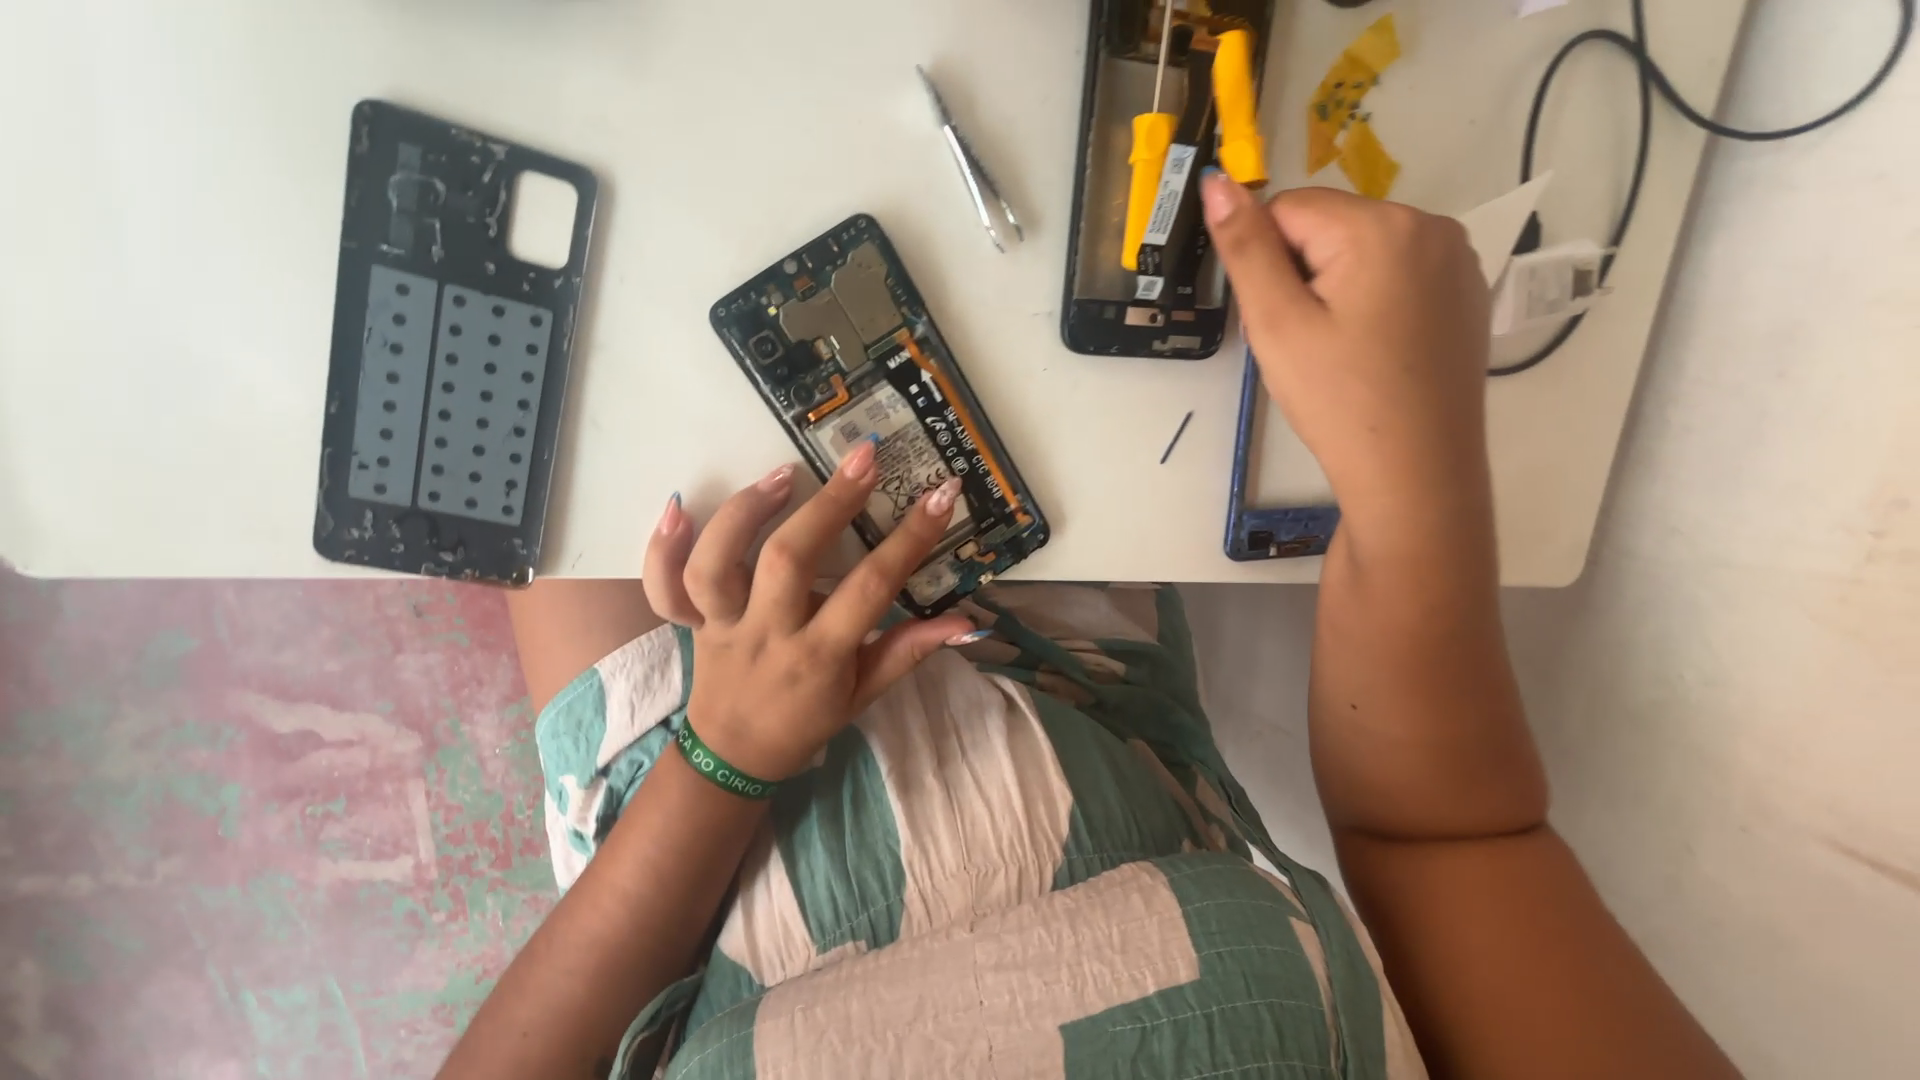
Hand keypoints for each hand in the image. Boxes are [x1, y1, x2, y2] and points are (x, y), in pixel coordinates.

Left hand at [642, 440, 974, 781]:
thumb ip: (908, 651)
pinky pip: (664, 588)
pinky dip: (662, 547)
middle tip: (864, 457)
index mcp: (819, 657)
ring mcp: (722, 626)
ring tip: (785, 474)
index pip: (870, 591)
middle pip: (789, 561)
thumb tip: (965, 621)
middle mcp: (767, 635)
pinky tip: (679, 504)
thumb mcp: (865, 694)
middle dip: (830, 504)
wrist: (734, 757)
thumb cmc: (808, 722)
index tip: (941, 495)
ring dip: (747, 512)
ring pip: (718, 565)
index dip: (910, 541)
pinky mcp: (690, 622)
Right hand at [1201, 174, 1493, 534]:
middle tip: (1304, 344)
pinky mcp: (1466, 294)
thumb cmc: (1338, 399)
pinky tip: (1372, 352)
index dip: (1265, 263)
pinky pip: (1397, 275)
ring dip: (1333, 288)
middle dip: (1301, 274)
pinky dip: (1371, 302)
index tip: (1276, 320)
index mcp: (1381, 225)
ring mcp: (1457, 260)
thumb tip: (1215, 178)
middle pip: (1328, 227)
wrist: (1415, 473)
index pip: (1288, 209)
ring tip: (1337, 351)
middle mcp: (1430, 225)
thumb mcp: (1277, 323)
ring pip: (1361, 252)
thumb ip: (1245, 248)